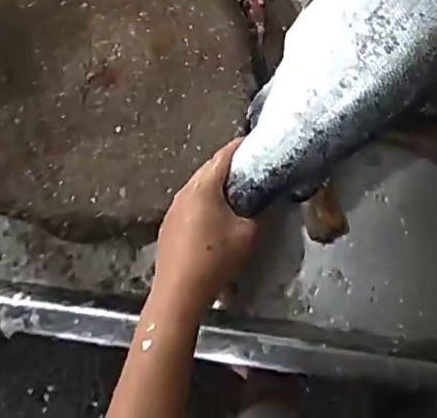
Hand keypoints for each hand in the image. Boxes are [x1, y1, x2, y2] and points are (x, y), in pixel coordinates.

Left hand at [153, 138, 259, 309]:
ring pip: (198, 185)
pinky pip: (189, 201)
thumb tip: (268, 201)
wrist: (178, 293)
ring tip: (234, 190)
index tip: (253, 142)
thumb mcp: (248, 236)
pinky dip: (204, 200)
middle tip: (248, 167)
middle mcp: (185, 189)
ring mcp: (174, 207)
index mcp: (204, 186)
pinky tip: (213, 215)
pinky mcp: (168, 223)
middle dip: (228, 165)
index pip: (223, 155)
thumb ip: (260, 214)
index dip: (239, 146)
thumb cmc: (215, 260)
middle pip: (209, 168)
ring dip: (215, 184)